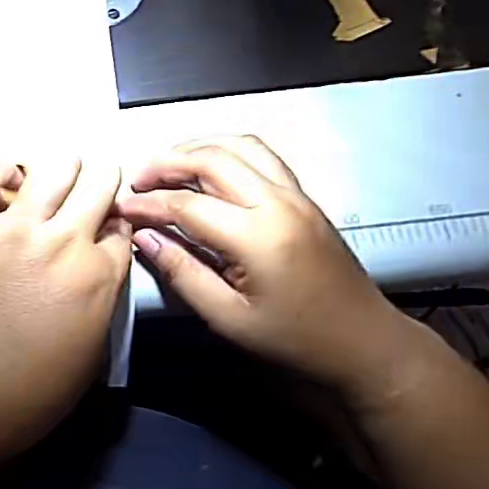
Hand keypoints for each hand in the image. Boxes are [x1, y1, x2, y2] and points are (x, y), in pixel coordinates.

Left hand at [0, 158, 130, 469]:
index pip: (121, 232)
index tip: (110, 228)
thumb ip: (99, 306)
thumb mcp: (88, 360)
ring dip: (65, 168)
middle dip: (103, 182)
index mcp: (100, 278)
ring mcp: (16, 228)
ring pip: (53, 171)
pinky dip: (0, 170)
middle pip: (98, 189)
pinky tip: (8, 179)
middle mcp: (66, 242)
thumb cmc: (27, 396)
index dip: (117, 226)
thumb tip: (95, 276)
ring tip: (61, 173)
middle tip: (96, 185)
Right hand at [118, 137, 427, 398]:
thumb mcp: (229, 318)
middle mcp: (278, 202)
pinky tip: (209, 170)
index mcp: (258, 236)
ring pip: (240, 146)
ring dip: (199, 149)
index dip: (148, 205)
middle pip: (212, 159)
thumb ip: (183, 273)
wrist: (364, 341)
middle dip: (167, 162)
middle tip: (138, 180)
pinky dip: (228, 152)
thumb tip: (145, 239)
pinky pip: (262, 157)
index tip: (123, 210)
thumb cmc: (296, 339)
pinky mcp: (304, 198)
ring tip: (168, 166)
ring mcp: (295, 195)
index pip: (187, 204)